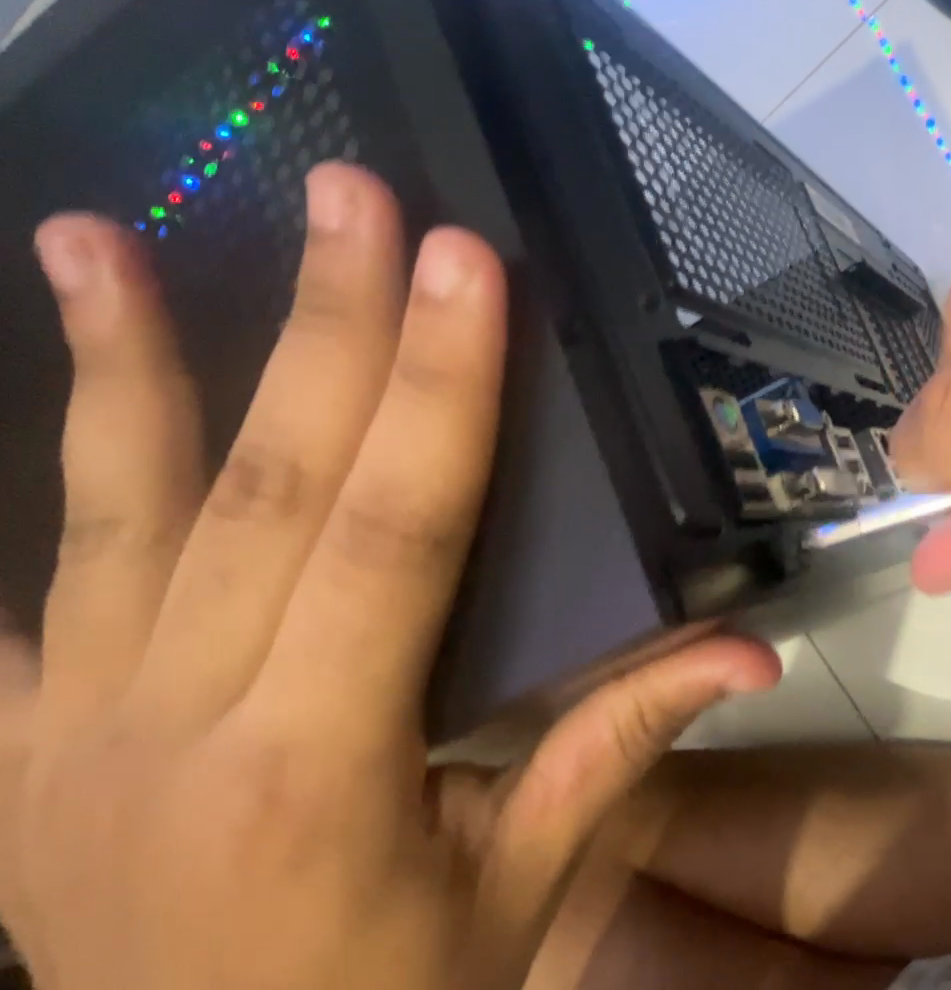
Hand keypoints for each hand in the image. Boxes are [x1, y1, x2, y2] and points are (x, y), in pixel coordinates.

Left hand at [3, 165, 780, 988]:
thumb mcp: (526, 879)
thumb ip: (623, 742)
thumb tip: (749, 655)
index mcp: (315, 762)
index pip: (390, 531)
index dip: (435, 390)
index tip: (459, 267)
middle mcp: (166, 728)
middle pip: (267, 490)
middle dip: (323, 328)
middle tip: (353, 200)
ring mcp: (61, 733)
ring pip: (108, 514)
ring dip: (125, 363)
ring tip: (96, 235)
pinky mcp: (16, 745)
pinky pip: (38, 586)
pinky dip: (64, 470)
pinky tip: (67, 380)